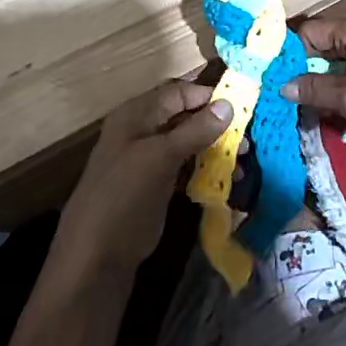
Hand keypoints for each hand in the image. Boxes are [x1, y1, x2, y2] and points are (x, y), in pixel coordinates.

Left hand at [55, 81, 232, 276]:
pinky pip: (187, 166)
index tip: (244, 107)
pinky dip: (207, 169)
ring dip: (216, 148)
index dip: (209, 96)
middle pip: (186, 116)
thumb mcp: (160, 158)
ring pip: (190, 142)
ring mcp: (150, 158)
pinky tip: (229, 179)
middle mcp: (143, 130)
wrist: (97, 252)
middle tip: (248, 139)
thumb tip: (229, 104)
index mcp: (136, 115)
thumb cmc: (124, 196)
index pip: (178, 92)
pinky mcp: (158, 182)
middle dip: (217, 124)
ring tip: (242, 161)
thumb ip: (194, 130)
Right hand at [281, 14, 345, 149]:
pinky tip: (337, 104)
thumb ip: (313, 89)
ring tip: (310, 104)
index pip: (310, 31)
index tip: (276, 80)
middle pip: (324, 42)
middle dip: (307, 69)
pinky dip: (345, 81)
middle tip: (290, 95)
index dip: (291, 55)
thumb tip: (282, 87)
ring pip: (340, 56)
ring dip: (326, 79)